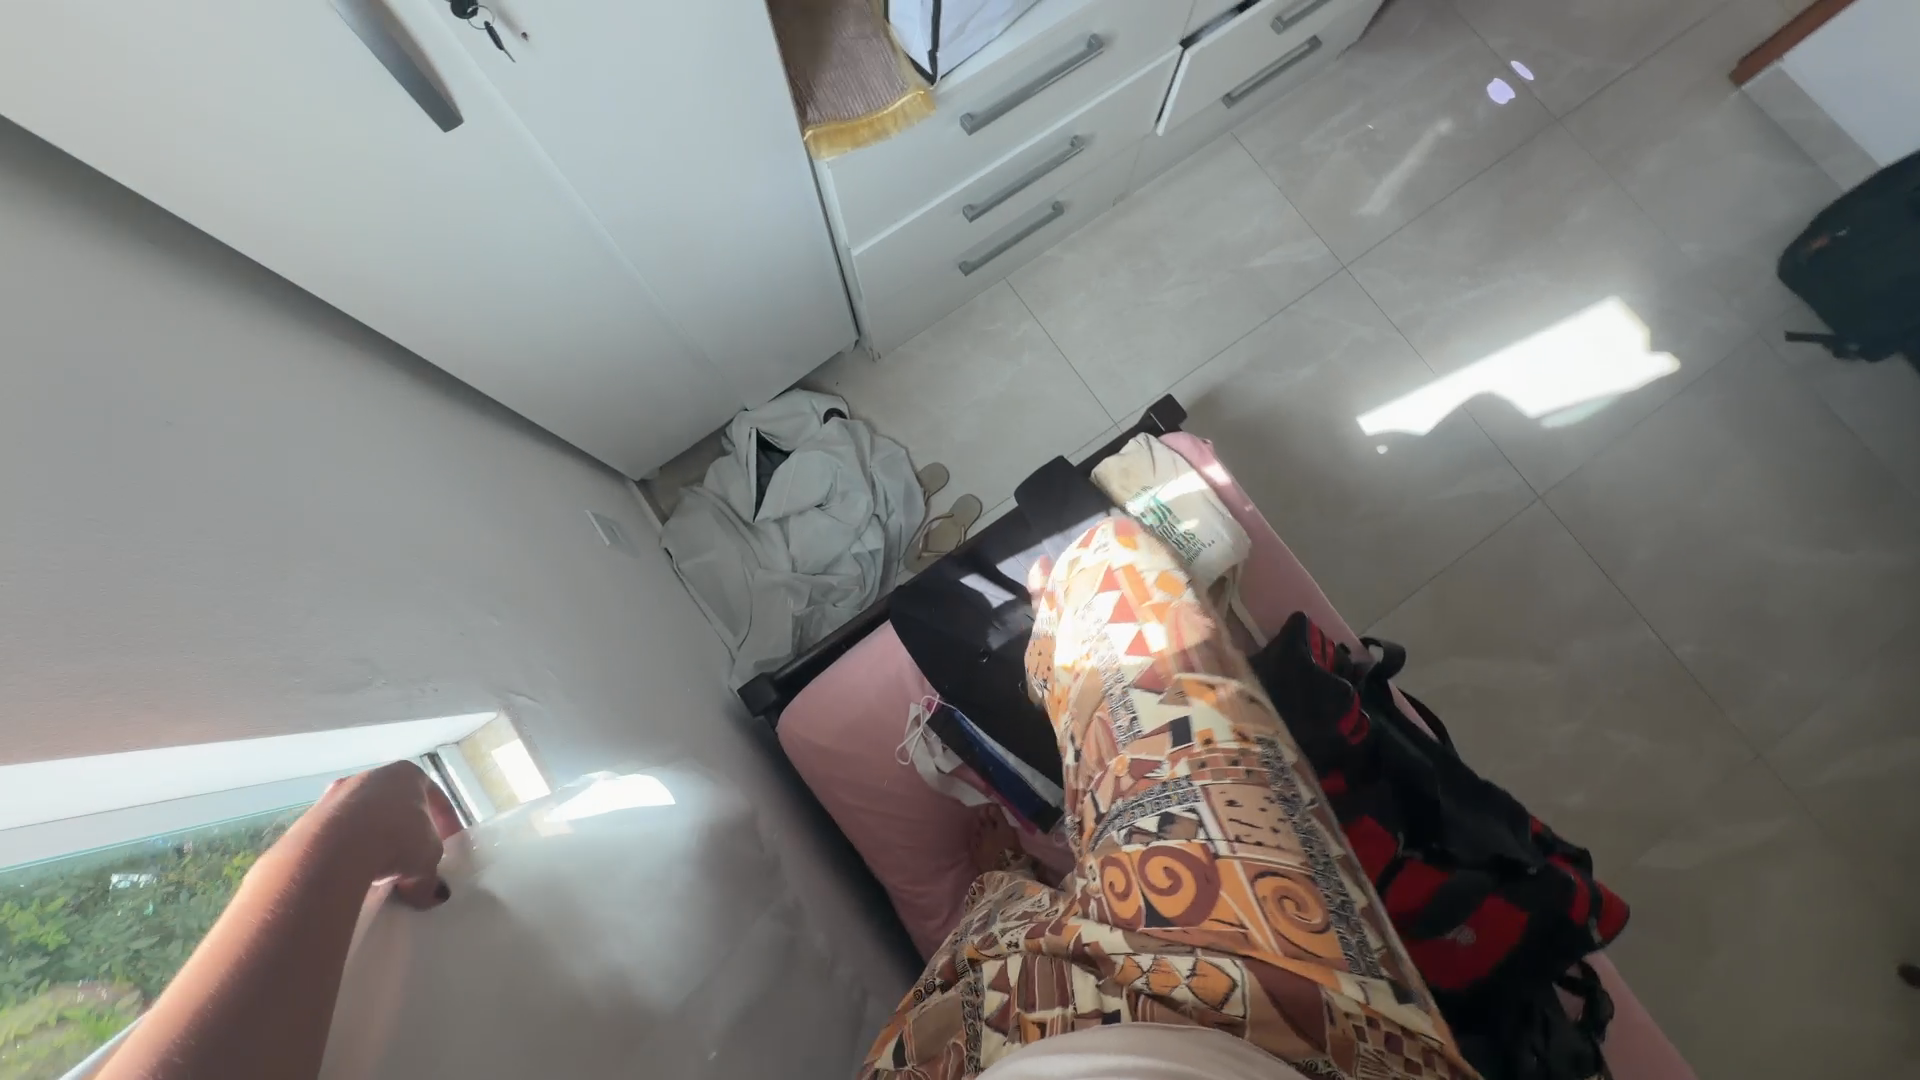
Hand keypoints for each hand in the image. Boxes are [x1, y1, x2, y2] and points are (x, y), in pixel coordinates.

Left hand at [283, 761, 464, 909]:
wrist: (329, 855)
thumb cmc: (396, 841)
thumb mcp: (428, 859)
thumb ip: (431, 874)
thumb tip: (430, 894)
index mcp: (406, 775)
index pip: (434, 795)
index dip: (444, 821)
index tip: (446, 842)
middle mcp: (369, 778)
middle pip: (393, 804)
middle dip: (402, 830)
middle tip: (408, 856)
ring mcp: (332, 798)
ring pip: (359, 819)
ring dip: (370, 842)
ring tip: (375, 872)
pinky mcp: (304, 822)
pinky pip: (332, 838)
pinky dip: (342, 854)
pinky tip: (347, 876)